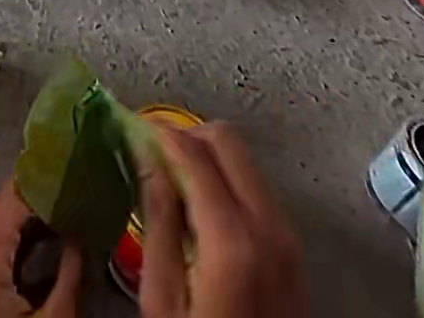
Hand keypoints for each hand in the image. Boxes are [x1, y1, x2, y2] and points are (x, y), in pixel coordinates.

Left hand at [0, 181, 83, 317]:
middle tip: (89, 180)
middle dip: (51, 192)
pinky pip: (7, 242)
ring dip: (44, 213)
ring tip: (82, 201)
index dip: (50, 174)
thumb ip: (73, 271)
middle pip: (13, 202)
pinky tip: (63, 235)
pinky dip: (33, 236)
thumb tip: (89, 231)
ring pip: (11, 221)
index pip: (18, 190)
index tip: (81, 162)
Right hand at [138, 124, 305, 317]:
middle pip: (226, 140)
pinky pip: (254, 186)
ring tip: (170, 181)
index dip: (157, 131)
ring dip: (205, 156)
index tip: (130, 128)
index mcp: (232, 238)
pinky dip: (223, 179)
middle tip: (151, 154)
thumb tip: (144, 152)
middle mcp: (268, 226)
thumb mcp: (162, 294)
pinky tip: (198, 207)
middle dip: (185, 136)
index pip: (191, 150)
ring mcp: (287, 236)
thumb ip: (156, 215)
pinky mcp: (293, 247)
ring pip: (243, 159)